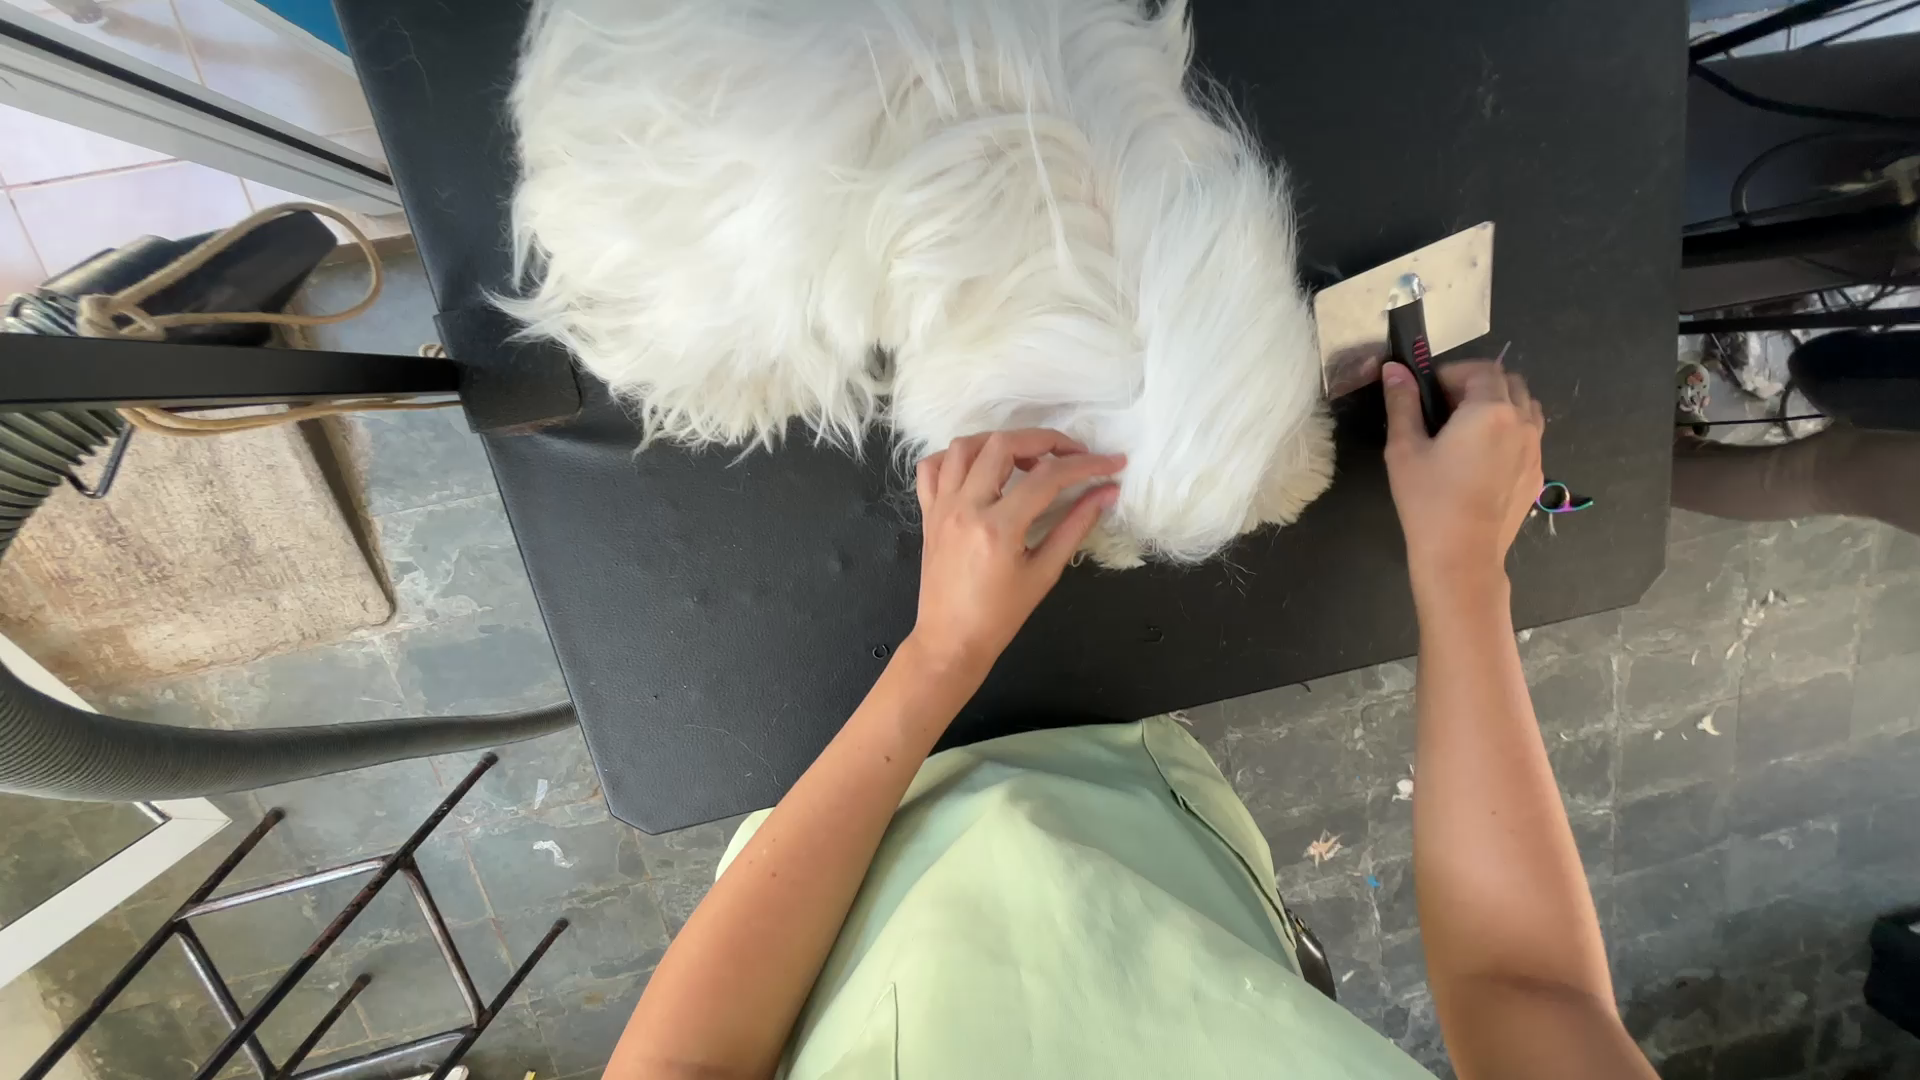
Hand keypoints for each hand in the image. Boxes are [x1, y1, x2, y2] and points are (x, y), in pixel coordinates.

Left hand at [907, 429, 1123, 681]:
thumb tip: (1106, 492)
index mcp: (997, 528)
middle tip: (1071, 455)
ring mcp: (941, 507)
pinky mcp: (928, 512)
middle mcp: (965, 508)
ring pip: (964, 447)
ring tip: (1027, 458)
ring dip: (1000, 441)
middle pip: (1003, 444)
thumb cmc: (1000, 616)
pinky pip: (932, 468)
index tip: (1111, 463)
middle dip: (1045, 440)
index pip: (1047, 477)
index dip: (1086, 464)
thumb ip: (1075, 527)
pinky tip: (980, 469)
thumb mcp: (1044, 573)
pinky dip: (956, 458)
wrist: (950, 640)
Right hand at [1382, 360, 1543, 588]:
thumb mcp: (1403, 449)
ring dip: (1497, 405)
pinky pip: (1529, 436)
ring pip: (1525, 407)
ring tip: (1464, 431)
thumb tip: (1394, 369)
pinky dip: (1508, 431)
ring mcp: (1535, 448)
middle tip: (1442, 409)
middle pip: (1508, 382)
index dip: (1451, 373)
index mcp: (1488, 411)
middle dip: (1476, 385)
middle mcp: (1521, 422)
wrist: (1461, 552)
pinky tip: (1479, 458)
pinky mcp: (1537, 471)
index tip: (1427, 392)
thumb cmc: (1426, 499)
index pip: (1480, 370)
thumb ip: (1401, 404)